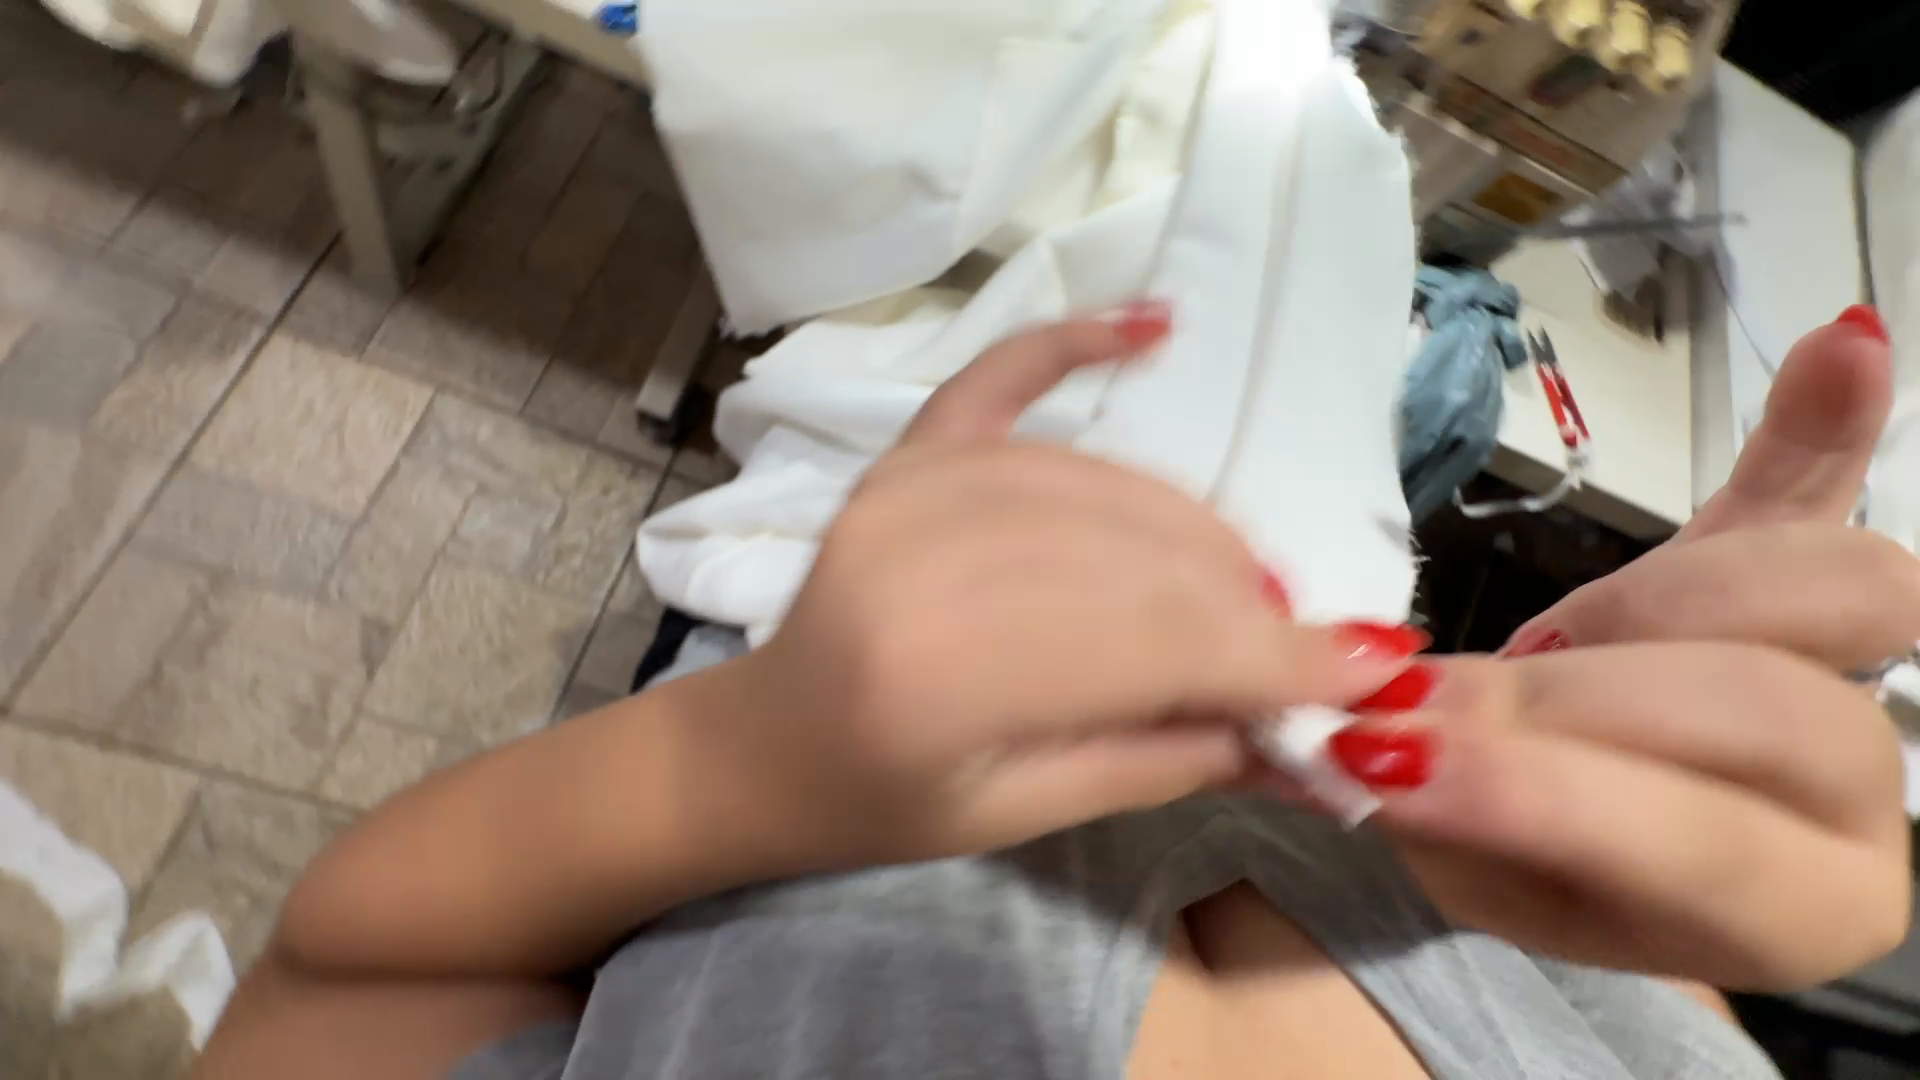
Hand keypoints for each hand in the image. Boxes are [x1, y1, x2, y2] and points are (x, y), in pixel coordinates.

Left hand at [695, 305, 1421, 868]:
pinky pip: (998, 380)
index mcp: (942, 674)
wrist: (764, 748)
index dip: (1271, 656)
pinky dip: (1072, 343)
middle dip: (1240, 599)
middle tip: (1293, 639)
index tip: (1365, 672)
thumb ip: (1156, 758)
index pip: (1150, 644)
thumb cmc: (877, 803)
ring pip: (1100, 482)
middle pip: (1136, 554)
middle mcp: (921, 557)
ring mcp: (905, 490)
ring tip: (1238, 580)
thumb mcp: (1018, 815)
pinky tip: (1153, 325)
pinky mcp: (901, 460)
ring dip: (1191, 528)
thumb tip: (1294, 722)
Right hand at [1348, 309, 1916, 989]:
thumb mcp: (1458, 867)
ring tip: (1550, 633)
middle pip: (1766, 706)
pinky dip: (1822, 426)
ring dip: (1658, 601)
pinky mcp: (1784, 597)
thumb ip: (1428, 809)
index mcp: (1778, 913)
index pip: (1688, 840)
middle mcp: (1860, 809)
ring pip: (1822, 596)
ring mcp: (1846, 687)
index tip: (1377, 748)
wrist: (1558, 828)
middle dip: (1561, 692)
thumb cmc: (1505, 856)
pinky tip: (1832, 353)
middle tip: (1422, 687)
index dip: (1523, 784)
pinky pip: (1817, 500)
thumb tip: (1365, 735)